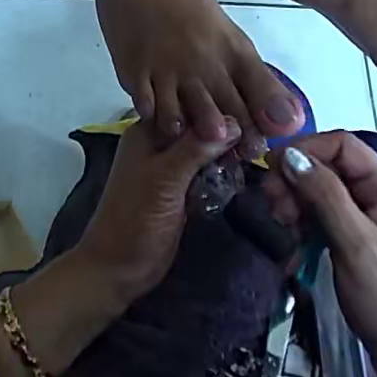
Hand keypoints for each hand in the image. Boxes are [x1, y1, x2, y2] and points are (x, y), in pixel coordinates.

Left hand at [70, 119, 242, 303]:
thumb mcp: (165, 179)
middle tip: (257, 143)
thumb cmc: (135, 219)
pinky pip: (207, 173)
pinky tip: (239, 177)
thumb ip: (196, 149)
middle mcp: (160, 143)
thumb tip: (235, 122)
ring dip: (227, 156)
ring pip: (206, 151)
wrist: (119, 270)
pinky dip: (221, 175)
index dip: (218, 110)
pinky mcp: (182, 190)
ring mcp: (171, 168)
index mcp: (148, 131)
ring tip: (251, 160)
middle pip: (200, 128)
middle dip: (226, 134)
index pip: (188, 107)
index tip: (251, 115)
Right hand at [271, 132, 376, 376]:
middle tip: (272, 204)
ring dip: (295, 200)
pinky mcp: (355, 234)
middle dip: (296, 179)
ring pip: (320, 187)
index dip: (306, 151)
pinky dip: (302, 220)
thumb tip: (291, 156)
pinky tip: (291, 237)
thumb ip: (326, 197)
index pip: (344, 146)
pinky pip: (321, 211)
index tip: (272, 170)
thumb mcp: (357, 247)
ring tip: (280, 224)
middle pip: (329, 165)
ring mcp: (369, 214)